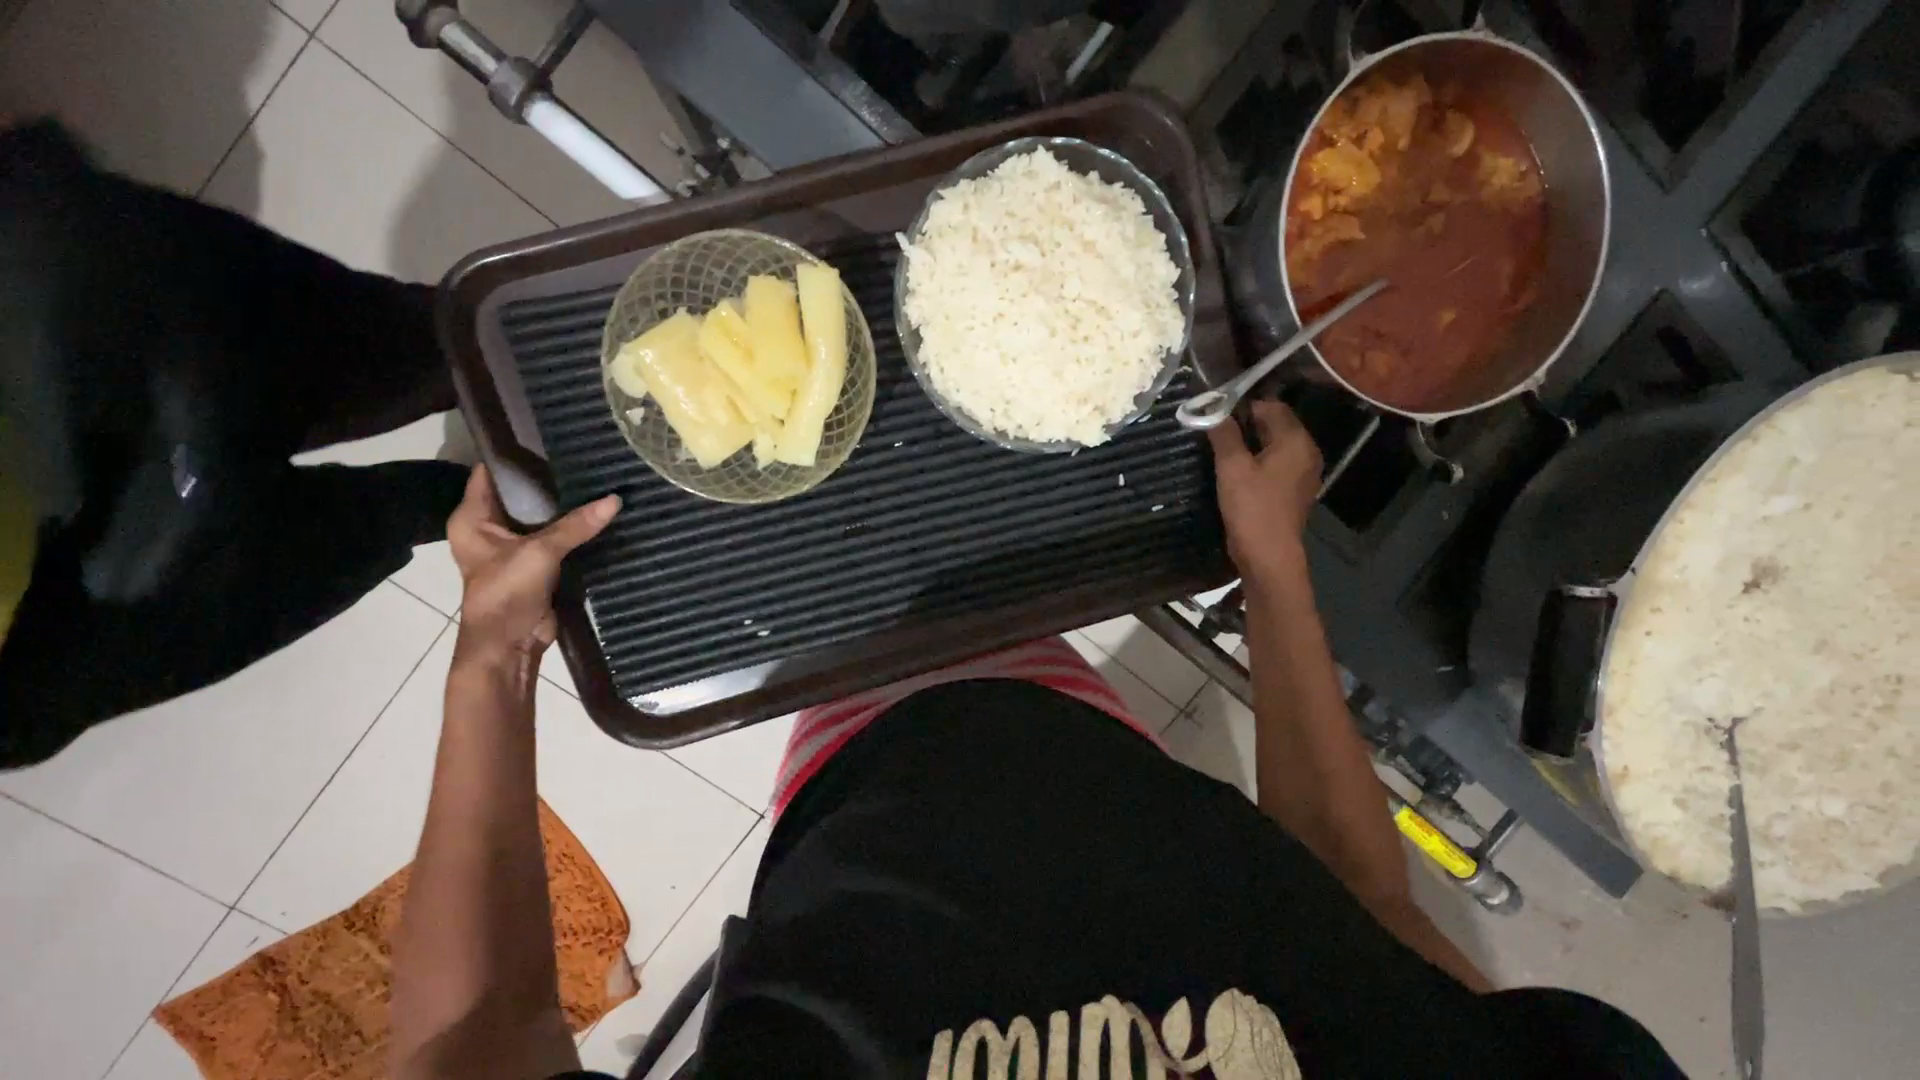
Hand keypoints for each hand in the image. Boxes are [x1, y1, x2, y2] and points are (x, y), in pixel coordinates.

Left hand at [447, 465, 619, 668]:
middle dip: (550, 481)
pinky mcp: (537, 565)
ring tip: (597, 479)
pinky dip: (574, 530)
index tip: (548, 436)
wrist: (509, 645)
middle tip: (584, 455)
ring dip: (565, 507)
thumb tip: (616, 500)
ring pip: (542, 518)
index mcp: (473, 518)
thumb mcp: (541, 551)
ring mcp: (514, 547)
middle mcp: (490, 528)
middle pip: (522, 495)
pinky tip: (599, 512)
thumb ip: (577, 525)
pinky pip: (557, 539)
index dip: (516, 456)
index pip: (491, 474)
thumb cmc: (506, 591)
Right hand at [1207, 400, 1321, 585]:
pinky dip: (1258, 463)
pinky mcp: (1294, 492)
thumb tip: (1212, 410)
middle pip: (1276, 425)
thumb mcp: (1232, 467)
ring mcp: (1303, 474)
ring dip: (1250, 444)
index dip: (1243, 406)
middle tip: (1215, 430)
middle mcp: (1307, 452)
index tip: (1215, 413)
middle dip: (1246, 424)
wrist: (1269, 556)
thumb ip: (1224, 434)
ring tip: (1222, 450)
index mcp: (1296, 441)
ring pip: (1275, 446)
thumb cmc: (1252, 508)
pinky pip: (1276, 466)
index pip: (1272, 406)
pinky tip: (1237, 472)